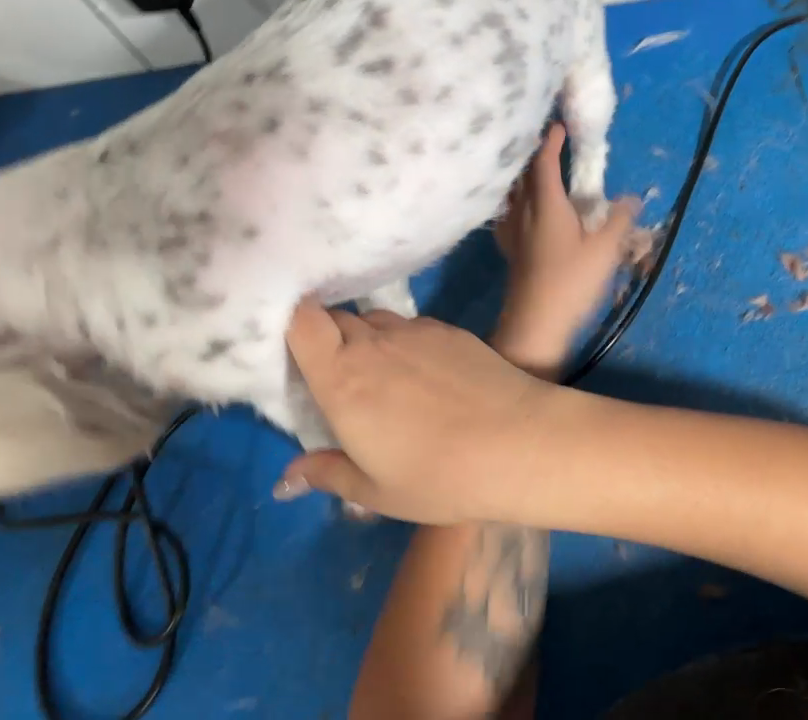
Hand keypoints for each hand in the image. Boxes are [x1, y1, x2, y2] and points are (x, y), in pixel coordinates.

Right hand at [276, 301, 561, 523]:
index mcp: (342, 377)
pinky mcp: (451, 330)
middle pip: (335, 317)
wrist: (521, 443)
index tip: (289, 349)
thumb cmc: (440, 476)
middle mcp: (375, 342)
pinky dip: (405, 343)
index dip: (290, 323)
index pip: (301, 320)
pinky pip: (412, 326)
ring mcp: (417, 330)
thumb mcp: (376, 490)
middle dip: (326, 338)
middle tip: (331, 374)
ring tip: (380, 378)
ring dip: (367, 341)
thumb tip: (285, 478)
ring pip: (375, 320)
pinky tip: (424, 378)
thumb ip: (327, 474)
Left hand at [494, 125, 641, 375]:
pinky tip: (522, 210)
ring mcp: (512, 231)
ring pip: (513, 193)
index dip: (550, 142)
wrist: (535, 323)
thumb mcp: (605, 250)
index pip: (543, 162)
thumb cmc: (571, 282)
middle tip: (546, 142)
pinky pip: (509, 212)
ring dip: (522, 176)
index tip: (557, 125)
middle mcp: (523, 211)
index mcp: (545, 204)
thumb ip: (619, 219)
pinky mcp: (509, 249)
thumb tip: (631, 197)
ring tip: (534, 169)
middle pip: (522, 173)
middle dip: (533, 154)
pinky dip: (516, 200)